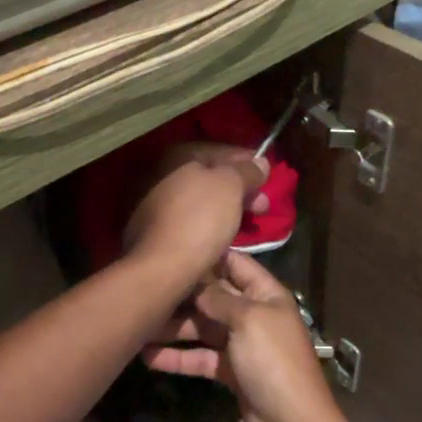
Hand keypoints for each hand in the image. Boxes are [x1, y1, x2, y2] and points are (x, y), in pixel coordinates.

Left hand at [123, 144, 268, 278]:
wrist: (161, 269)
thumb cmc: (199, 220)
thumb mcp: (230, 186)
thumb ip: (246, 170)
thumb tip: (260, 161)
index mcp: (176, 159)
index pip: (218, 152)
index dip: (246, 161)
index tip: (267, 175)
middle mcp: (161, 179)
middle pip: (209, 180)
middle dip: (240, 190)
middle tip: (263, 206)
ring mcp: (154, 210)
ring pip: (201, 204)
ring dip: (227, 211)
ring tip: (248, 225)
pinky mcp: (154, 237)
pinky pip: (192, 225)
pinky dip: (210, 228)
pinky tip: (224, 240)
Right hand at [143, 252, 344, 421]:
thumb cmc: (274, 361)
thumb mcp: (248, 320)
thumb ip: (219, 297)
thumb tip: (195, 279)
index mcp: (266, 295)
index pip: (235, 265)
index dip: (207, 257)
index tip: (171, 252)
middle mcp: (253, 314)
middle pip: (213, 297)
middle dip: (183, 295)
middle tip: (144, 292)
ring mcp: (242, 344)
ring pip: (203, 329)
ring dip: (174, 328)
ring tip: (138, 326)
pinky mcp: (231, 371)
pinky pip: (201, 358)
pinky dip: (178, 357)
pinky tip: (148, 356)